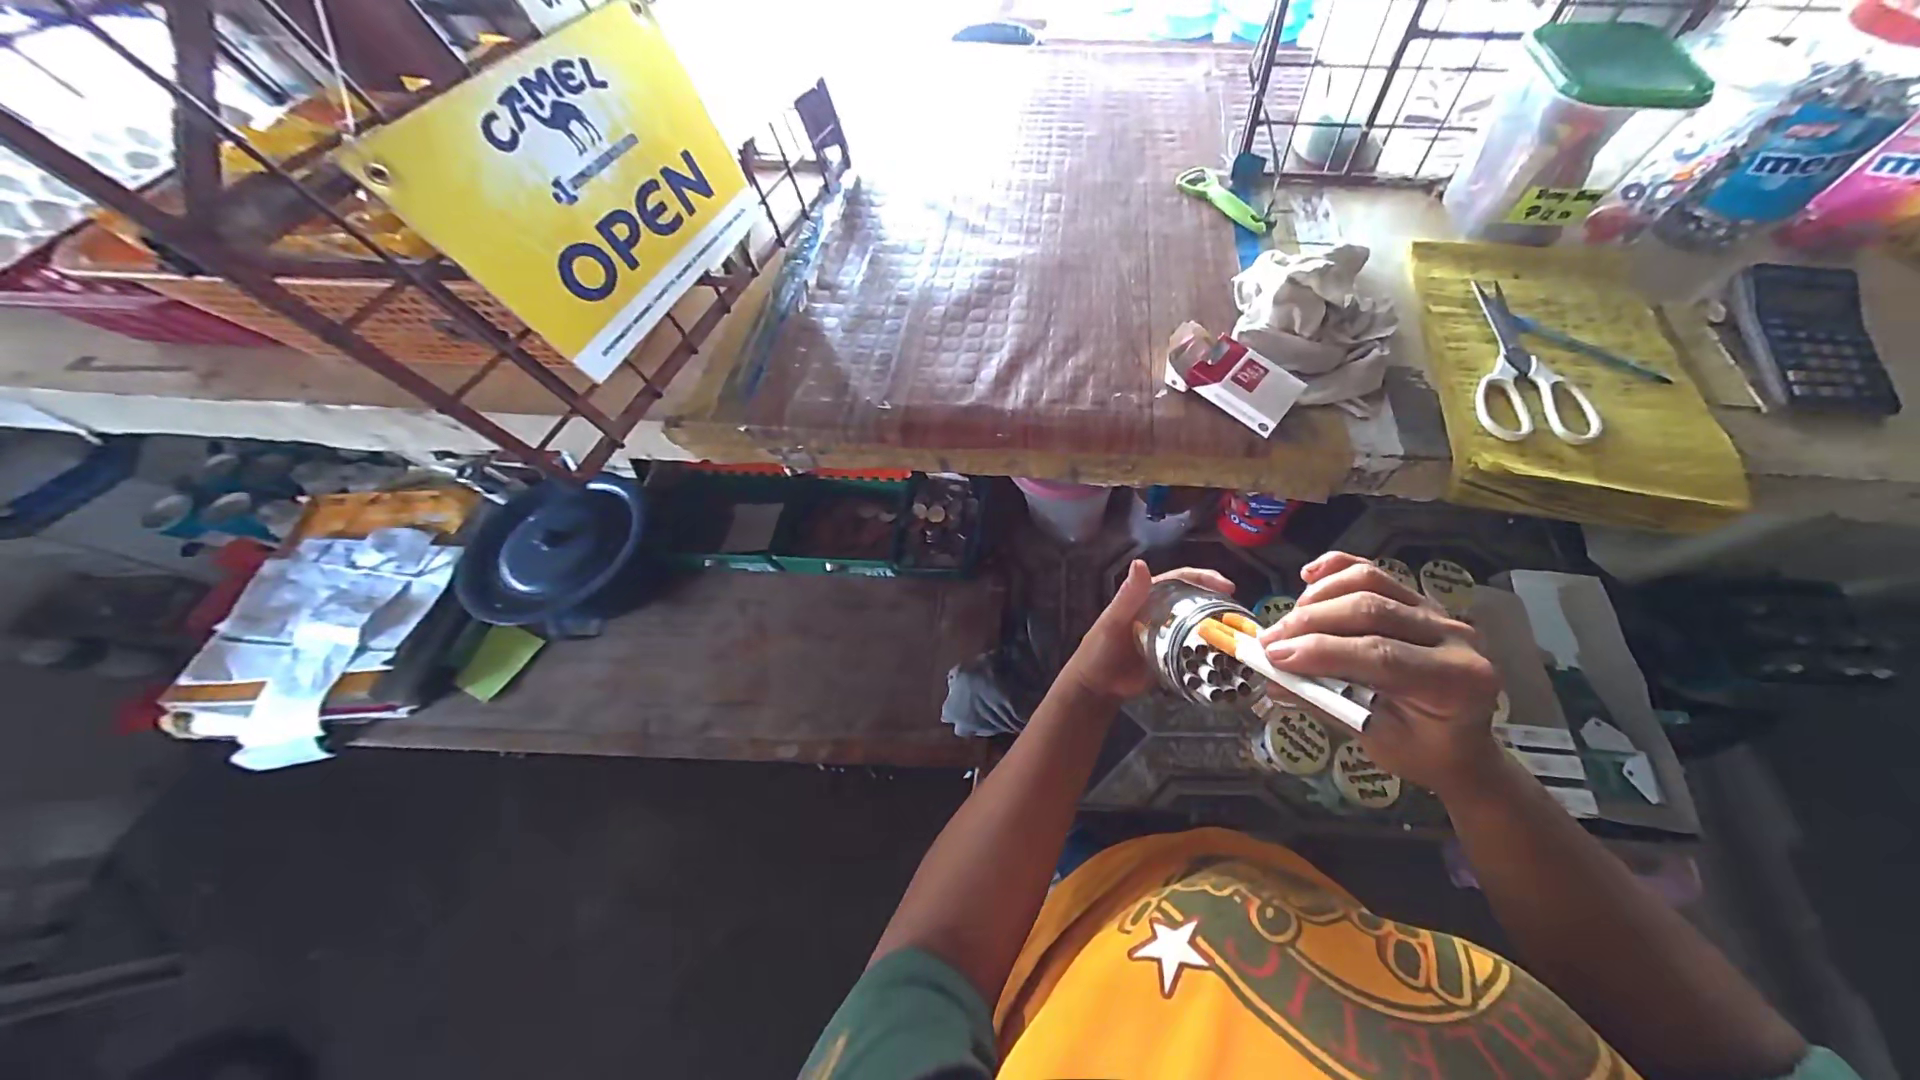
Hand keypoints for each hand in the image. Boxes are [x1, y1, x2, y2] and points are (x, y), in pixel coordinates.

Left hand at [1060, 560, 1234, 702]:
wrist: (1097, 687)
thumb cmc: (1099, 650)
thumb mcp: (1113, 622)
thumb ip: (1128, 596)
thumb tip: (1141, 562)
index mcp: (1148, 597)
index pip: (1180, 579)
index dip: (1203, 578)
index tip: (1226, 586)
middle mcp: (1162, 612)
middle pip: (1196, 599)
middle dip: (1219, 602)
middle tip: (1241, 613)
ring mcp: (1170, 634)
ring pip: (1200, 623)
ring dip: (1220, 625)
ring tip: (1242, 633)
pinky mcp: (1176, 656)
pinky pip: (1198, 648)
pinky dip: (1214, 649)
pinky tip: (1231, 654)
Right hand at [1257, 551, 1503, 796]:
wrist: (1461, 746)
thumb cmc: (1421, 751)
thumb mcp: (1375, 740)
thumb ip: (1326, 703)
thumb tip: (1272, 678)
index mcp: (1454, 681)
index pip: (1379, 654)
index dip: (1319, 651)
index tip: (1273, 657)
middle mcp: (1454, 637)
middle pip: (1370, 610)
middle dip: (1308, 623)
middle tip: (1269, 642)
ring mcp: (1438, 612)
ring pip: (1369, 582)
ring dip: (1317, 597)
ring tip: (1287, 622)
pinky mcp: (1419, 599)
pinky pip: (1374, 572)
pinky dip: (1337, 569)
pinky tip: (1308, 577)